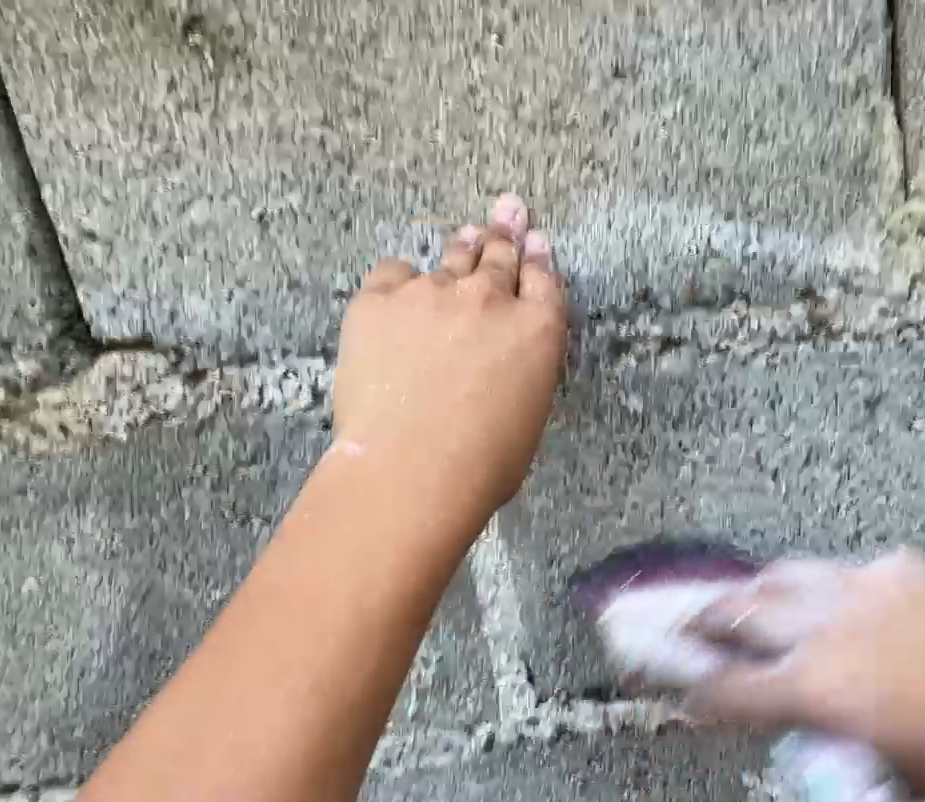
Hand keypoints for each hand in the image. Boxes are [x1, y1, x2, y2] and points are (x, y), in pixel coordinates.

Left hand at [331, 193, 568, 521]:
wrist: (414, 468)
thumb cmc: (483, 463)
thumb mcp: (527, 416)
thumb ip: (522, 372)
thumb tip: (502, 365)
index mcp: (537, 332)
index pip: (545, 282)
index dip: (540, 259)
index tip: (537, 243)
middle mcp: (489, 300)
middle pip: (500, 257)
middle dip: (507, 232)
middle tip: (509, 209)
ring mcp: (432, 294)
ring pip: (451, 259)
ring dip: (462, 246)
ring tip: (466, 233)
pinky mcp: (379, 301)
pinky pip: (393, 273)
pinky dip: (402, 280)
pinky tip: (402, 287)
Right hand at [685, 550, 924, 797]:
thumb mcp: (875, 772)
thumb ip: (820, 741)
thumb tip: (791, 723)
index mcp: (814, 689)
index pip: (729, 687)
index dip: (698, 693)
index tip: (686, 694)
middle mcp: (823, 630)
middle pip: (737, 613)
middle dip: (703, 622)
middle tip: (689, 625)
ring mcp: (859, 590)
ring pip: (783, 575)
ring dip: (755, 590)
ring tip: (747, 597)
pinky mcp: (896, 570)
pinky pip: (844, 571)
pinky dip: (827, 588)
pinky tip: (838, 601)